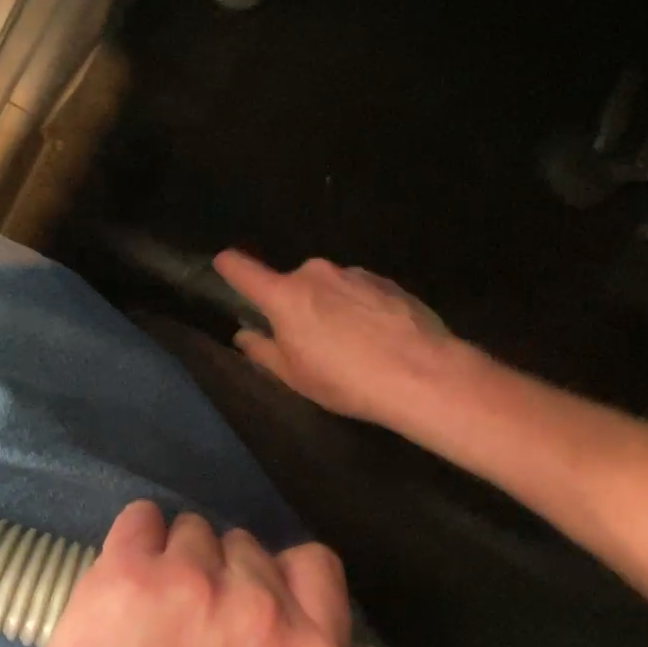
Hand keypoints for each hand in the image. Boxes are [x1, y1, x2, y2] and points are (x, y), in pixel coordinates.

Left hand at [33, 502, 350, 646]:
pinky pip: (140, 519)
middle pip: (241, 545)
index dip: (280, 575)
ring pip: (189, 531)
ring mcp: (190, 581)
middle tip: (189, 623)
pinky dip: (136, 539)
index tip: (253, 596)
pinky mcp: (128, 572)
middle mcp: (256, 604)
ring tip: (149, 609)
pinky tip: (124, 575)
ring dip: (174, 560)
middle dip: (218, 576)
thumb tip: (270, 627)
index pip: (315, 565)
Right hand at [213, 251, 477, 423]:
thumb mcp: (296, 377)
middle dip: (296, 306)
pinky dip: (361, 309)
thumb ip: (263, 351)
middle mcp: (315, 273)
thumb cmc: (346, 380)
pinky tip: (378, 338)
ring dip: (331, 307)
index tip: (224, 266)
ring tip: (352, 345)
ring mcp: (353, 273)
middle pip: (291, 284)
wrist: (423, 374)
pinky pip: (359, 292)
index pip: (241, 268)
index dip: (228, 266)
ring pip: (329, 288)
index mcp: (284, 295)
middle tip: (310, 341)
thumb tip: (245, 334)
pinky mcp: (385, 281)